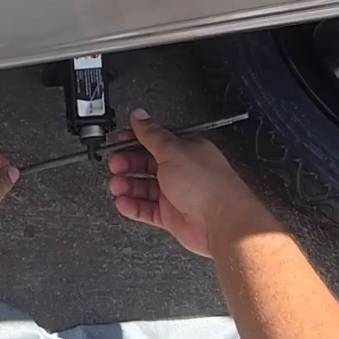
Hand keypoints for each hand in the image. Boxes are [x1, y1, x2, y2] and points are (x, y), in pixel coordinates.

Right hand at [108, 110, 276, 255]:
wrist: (223, 222)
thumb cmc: (208, 185)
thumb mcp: (173, 151)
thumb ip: (151, 134)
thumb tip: (139, 116)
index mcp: (186, 150)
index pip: (154, 141)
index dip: (134, 140)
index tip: (119, 141)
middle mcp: (182, 171)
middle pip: (146, 164)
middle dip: (128, 163)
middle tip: (115, 164)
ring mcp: (177, 194)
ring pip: (144, 187)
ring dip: (128, 185)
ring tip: (116, 186)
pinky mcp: (172, 216)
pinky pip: (147, 210)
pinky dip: (133, 207)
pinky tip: (124, 203)